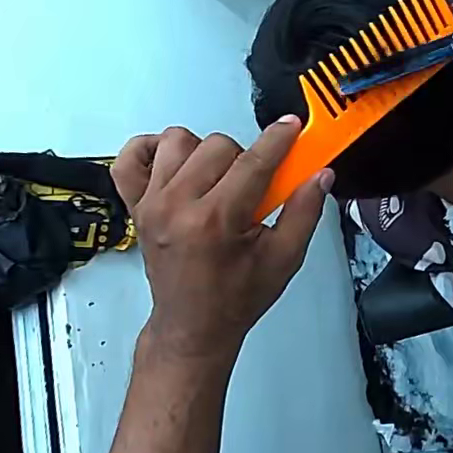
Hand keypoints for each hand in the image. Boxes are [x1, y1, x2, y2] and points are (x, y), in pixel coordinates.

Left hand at [111, 118, 331, 367]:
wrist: (194, 326)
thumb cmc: (237, 298)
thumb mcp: (284, 259)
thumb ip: (304, 212)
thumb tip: (320, 175)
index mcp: (216, 221)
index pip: (253, 162)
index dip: (278, 140)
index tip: (291, 126)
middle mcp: (177, 206)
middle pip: (218, 145)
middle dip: (246, 159)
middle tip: (255, 187)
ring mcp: (151, 203)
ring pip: (179, 141)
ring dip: (206, 153)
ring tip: (220, 180)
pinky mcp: (136, 205)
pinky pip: (132, 156)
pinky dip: (154, 151)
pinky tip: (178, 166)